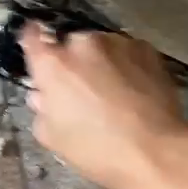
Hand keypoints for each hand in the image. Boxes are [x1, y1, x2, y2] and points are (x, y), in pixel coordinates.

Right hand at [20, 24, 187, 188]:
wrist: (156, 152)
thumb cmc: (97, 149)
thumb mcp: (53, 138)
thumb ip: (42, 109)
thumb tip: (44, 96)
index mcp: (53, 64)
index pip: (31, 35)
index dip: (34, 43)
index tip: (40, 54)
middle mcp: (82, 44)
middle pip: (70, 44)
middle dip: (73, 62)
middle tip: (83, 90)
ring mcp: (117, 43)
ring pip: (101, 47)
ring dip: (101, 62)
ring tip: (114, 93)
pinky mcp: (146, 49)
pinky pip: (127, 52)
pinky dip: (126, 65)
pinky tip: (134, 90)